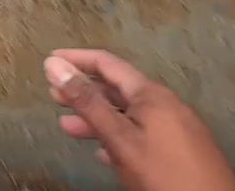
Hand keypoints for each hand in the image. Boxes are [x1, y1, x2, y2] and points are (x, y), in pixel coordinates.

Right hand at [44, 49, 234, 190]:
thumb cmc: (164, 175)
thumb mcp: (120, 138)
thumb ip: (86, 101)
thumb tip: (53, 63)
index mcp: (153, 95)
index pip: (107, 63)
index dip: (76, 59)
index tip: (49, 61)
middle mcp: (168, 105)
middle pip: (117, 88)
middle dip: (84, 92)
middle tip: (55, 98)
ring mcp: (180, 130)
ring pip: (129, 114)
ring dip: (98, 118)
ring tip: (70, 128)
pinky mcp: (186, 153)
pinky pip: (144, 133)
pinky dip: (119, 134)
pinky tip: (104, 152)